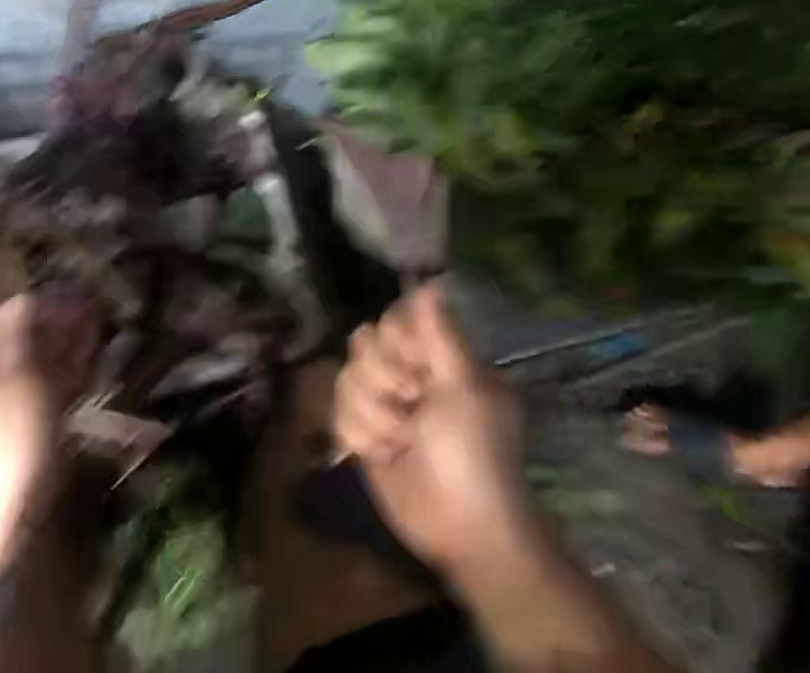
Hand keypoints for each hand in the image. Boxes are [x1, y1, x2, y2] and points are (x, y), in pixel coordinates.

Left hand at [0, 290, 97, 581]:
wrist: (14, 522)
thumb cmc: (11, 444)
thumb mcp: (16, 382)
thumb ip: (23, 338)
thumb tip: (28, 300)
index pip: (1, 324)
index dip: (31, 304)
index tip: (63, 289)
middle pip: (25, 343)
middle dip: (56, 321)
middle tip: (90, 302)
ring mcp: (19, 411)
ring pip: (46, 365)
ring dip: (70, 342)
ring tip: (98, 321)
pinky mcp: (42, 433)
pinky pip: (59, 389)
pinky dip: (76, 369)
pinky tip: (93, 357)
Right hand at [334, 283, 528, 575]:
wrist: (461, 529)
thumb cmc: (473, 453)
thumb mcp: (464, 389)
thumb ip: (440, 334)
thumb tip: (431, 281)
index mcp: (438, 357)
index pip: (394, 319)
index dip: (396, 341)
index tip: (418, 369)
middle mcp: (408, 373)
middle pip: (363, 346)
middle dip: (384, 382)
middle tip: (415, 409)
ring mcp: (383, 403)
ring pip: (345, 379)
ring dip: (374, 415)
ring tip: (401, 441)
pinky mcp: (361, 432)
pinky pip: (336, 413)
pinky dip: (360, 436)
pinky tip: (384, 456)